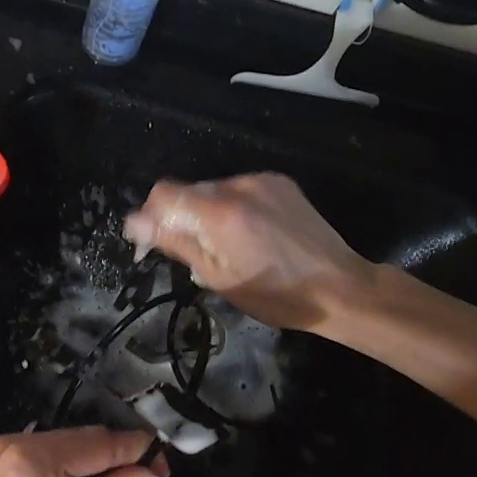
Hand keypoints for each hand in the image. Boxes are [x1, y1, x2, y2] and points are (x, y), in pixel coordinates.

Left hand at [0, 428, 164, 476]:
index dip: (137, 453)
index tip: (168, 470)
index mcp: (29, 462)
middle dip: (118, 463)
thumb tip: (147, 475)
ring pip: (67, 449)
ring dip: (96, 472)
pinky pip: (47, 461)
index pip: (98, 443)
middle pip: (82, 440)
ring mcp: (0, 456)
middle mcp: (13, 445)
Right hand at [122, 173, 378, 333]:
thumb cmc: (276, 295)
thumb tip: (135, 222)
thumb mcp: (218, 278)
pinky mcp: (280, 182)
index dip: (152, 214)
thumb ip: (176, 243)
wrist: (341, 288)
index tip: (157, 239)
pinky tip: (252, 232)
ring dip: (209, 211)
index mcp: (220, 213)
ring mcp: (262, 181)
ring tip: (229, 244)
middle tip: (196, 250)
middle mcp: (238, 186)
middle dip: (182, 216)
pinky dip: (235, 206)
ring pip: (214, 190)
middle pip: (189, 190)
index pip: (164, 193)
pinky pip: (240, 189)